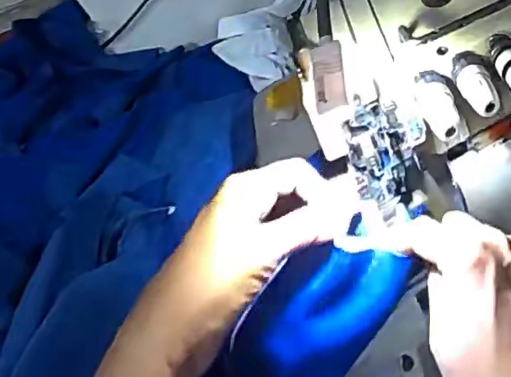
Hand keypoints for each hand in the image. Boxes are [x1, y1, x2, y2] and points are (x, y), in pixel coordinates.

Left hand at [98, 159, 355, 376]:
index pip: (298, 171)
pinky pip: (274, 234)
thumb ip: (307, 225)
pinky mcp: (236, 252)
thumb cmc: (212, 285)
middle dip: (318, 206)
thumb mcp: (264, 251)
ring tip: (325, 244)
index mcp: (245, 186)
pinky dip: (293, 240)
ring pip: (285, 213)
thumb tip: (346, 210)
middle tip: (339, 231)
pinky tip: (304, 257)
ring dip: (307, 225)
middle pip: (292, 189)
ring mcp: (237, 225)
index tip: (342, 219)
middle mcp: (241, 198)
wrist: (164, 339)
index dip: (323, 191)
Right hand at [397, 211, 510, 376]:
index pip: (424, 230)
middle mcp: (497, 243)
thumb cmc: (492, 367)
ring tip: (468, 289)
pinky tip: (493, 291)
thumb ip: (435, 287)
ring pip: (482, 232)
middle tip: (434, 269)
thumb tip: (434, 271)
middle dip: (441, 242)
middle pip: (455, 223)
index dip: (403, 236)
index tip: (396, 242)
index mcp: (468, 255)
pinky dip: (496, 260)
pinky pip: (506, 248)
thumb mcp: (441, 332)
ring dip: (471, 250)